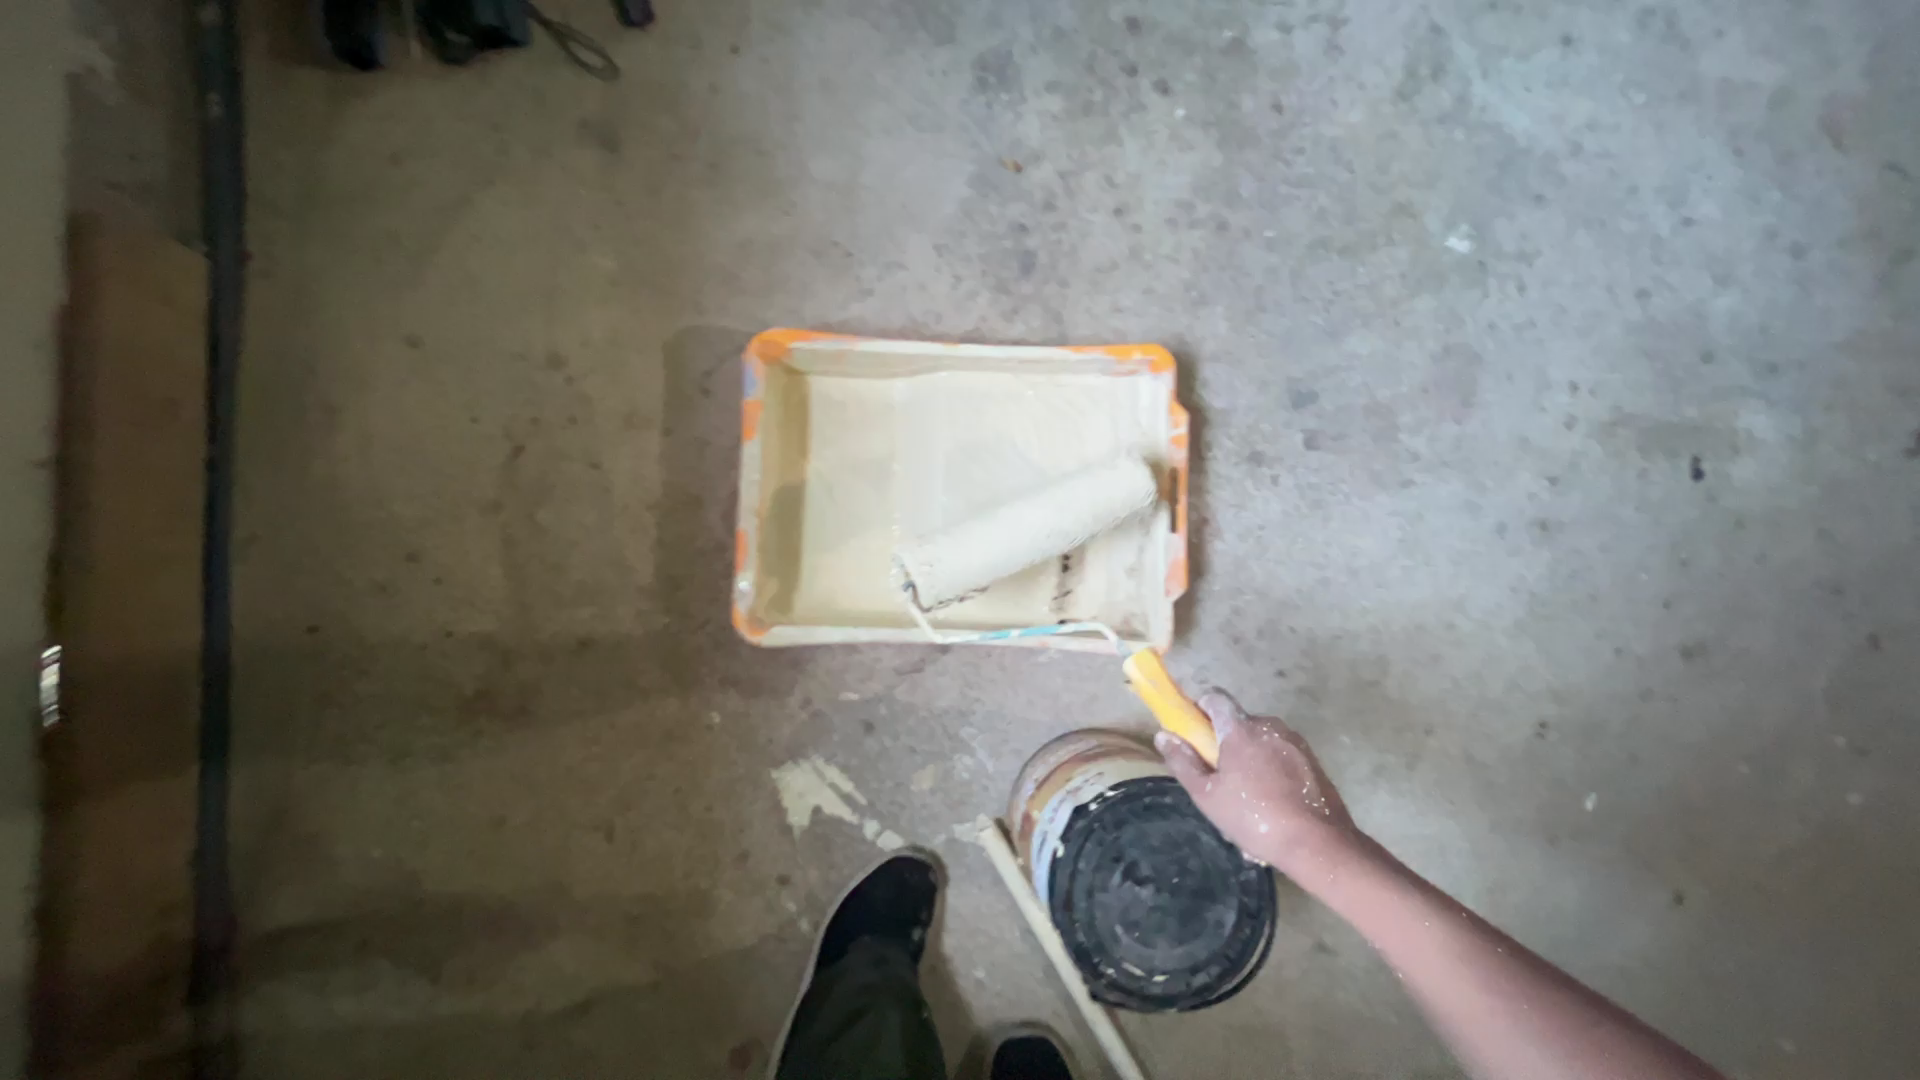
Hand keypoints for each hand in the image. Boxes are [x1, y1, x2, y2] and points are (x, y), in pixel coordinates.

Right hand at [1155, 689, 1361, 872]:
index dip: (1200, 708)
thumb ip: (1183, 762)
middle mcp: (1269, 726)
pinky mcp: (1314, 761)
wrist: (1318, 844)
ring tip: (1248, 798)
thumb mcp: (1207, 795)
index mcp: (1240, 729)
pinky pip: (1283, 757)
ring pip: (1262, 741)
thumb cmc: (1253, 817)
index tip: (1194, 732)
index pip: (1215, 697)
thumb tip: (1163, 735)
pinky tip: (1272, 805)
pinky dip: (1273, 772)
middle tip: (1219, 777)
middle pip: (1239, 723)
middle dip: (1226, 742)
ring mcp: (1295, 742)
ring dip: (1250, 759)